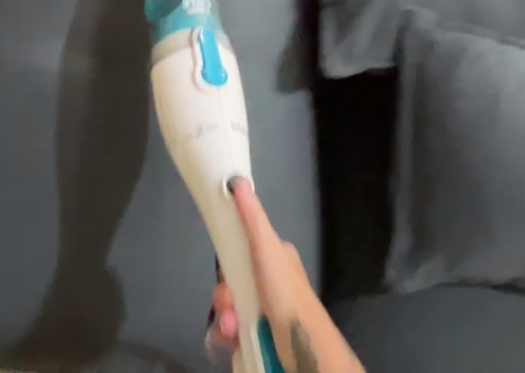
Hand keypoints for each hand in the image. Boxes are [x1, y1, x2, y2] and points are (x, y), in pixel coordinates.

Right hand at [210, 177, 319, 354]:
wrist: (301, 344)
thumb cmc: (285, 291)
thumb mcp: (267, 247)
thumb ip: (251, 217)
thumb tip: (237, 179)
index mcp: (274, 259)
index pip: (241, 252)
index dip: (227, 263)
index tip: (223, 272)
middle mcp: (269, 284)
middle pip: (231, 283)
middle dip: (224, 296)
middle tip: (229, 304)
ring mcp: (263, 311)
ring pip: (229, 308)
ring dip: (224, 318)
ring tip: (233, 327)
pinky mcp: (257, 337)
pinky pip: (231, 333)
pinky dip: (226, 336)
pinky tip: (232, 339)